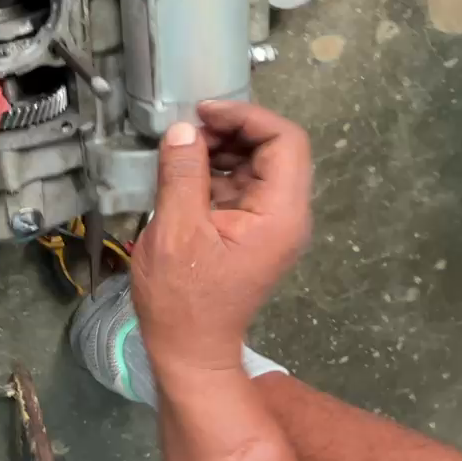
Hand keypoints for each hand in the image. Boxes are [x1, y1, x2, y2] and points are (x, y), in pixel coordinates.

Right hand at [132, 101, 312, 371]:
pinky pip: (239, 188)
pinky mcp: (249, 232)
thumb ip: (181, 175)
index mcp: (280, 214)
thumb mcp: (175, 231)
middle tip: (185, 131)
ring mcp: (269, 225)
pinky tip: (181, 175)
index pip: (285, 141)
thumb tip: (182, 130)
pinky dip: (212, 173)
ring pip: (255, 166)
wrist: (189, 348)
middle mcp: (286, 215)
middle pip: (273, 150)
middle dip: (230, 131)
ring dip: (219, 150)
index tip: (201, 112)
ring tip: (178, 151)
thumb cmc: (183, 297)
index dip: (246, 116)